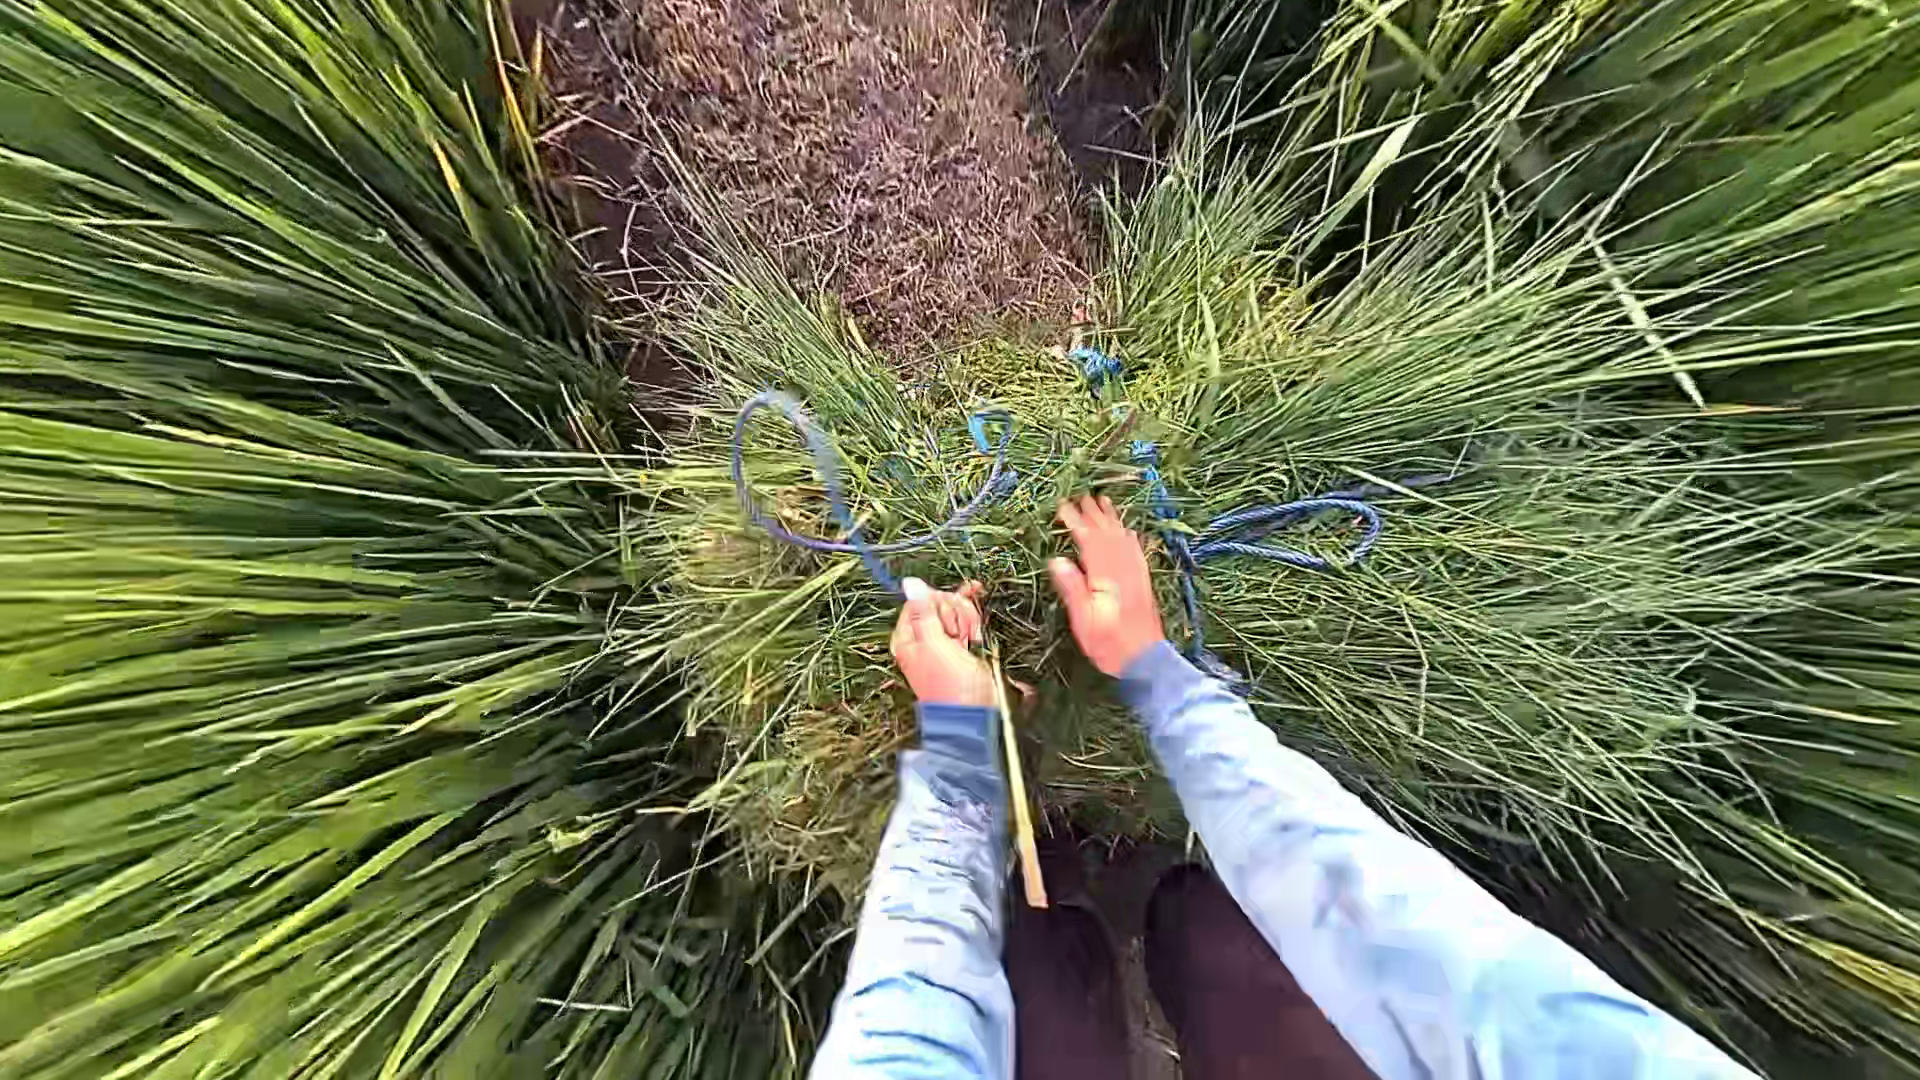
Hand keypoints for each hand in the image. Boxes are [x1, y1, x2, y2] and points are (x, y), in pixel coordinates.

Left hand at [890, 579, 995, 707]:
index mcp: (907, 638)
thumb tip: (909, 583)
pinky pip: (967, 624)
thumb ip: (924, 613)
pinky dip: (974, 626)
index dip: (938, 603)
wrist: (975, 717)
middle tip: (960, 636)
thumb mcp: (935, 646)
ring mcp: (943, 643)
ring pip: (956, 612)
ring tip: (971, 641)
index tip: (950, 617)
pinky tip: (977, 633)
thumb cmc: (951, 686)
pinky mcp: (962, 648)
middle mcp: (923, 638)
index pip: (920, 600)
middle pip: (939, 604)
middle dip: (955, 613)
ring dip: (968, 621)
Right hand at [1049, 495, 1165, 675]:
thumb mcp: (1083, 620)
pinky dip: (1131, 538)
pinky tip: (1129, 531)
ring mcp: (1136, 575)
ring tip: (1105, 503)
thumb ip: (1072, 589)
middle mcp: (1123, 571)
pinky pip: (1137, 552)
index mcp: (1105, 578)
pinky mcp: (1143, 583)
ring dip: (1113, 520)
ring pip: (1123, 540)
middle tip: (1084, 497)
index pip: (1089, 542)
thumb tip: (1057, 561)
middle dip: (1095, 515)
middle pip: (1107, 535)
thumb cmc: (1109, 644)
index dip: (1076, 523)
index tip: (1064, 507)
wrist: (1144, 661)